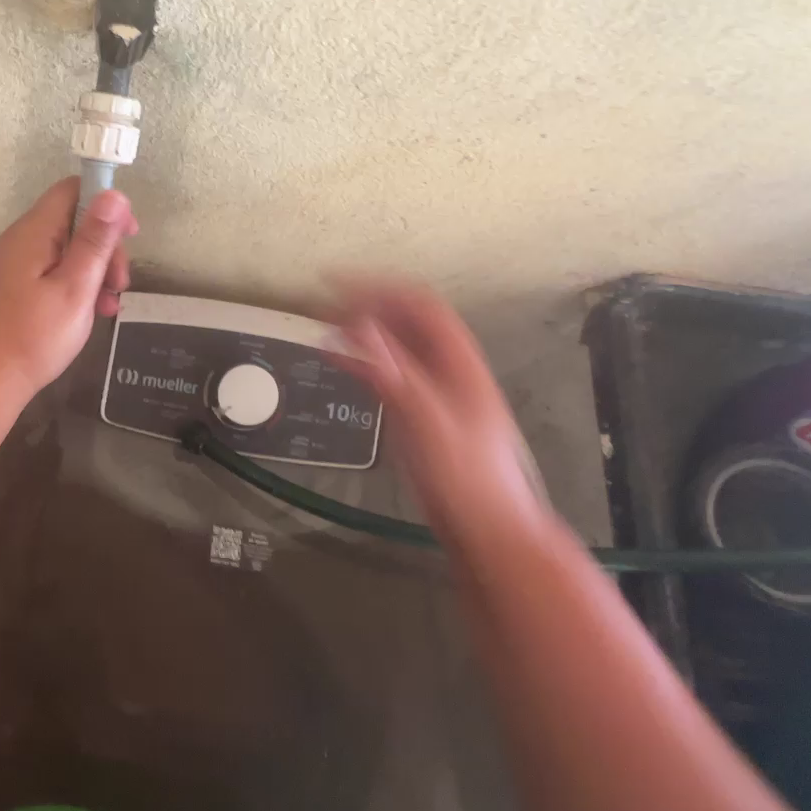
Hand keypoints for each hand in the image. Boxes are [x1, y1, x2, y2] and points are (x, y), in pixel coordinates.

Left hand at [0, 178, 135, 394]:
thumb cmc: (34, 336)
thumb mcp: (75, 287)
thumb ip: (95, 240)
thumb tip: (114, 193)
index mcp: (33, 233)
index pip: (72, 190)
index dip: (106, 204)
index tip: (130, 235)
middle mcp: (21, 241)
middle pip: (73, 222)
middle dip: (105, 247)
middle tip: (121, 284)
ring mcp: (16, 265)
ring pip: (66, 251)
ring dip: (95, 271)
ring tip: (110, 306)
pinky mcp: (16, 288)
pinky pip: (53, 272)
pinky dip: (77, 286)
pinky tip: (92, 313)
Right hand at [334, 284, 548, 527]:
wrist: (486, 528)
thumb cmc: (466, 478)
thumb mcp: (427, 420)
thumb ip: (394, 373)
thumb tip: (362, 328)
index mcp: (459, 363)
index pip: (419, 305)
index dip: (379, 286)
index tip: (335, 282)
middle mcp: (448, 370)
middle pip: (407, 321)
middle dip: (366, 305)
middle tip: (324, 305)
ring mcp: (435, 391)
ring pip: (396, 346)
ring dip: (362, 332)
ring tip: (327, 326)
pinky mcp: (420, 414)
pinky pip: (388, 374)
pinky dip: (363, 361)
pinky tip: (342, 361)